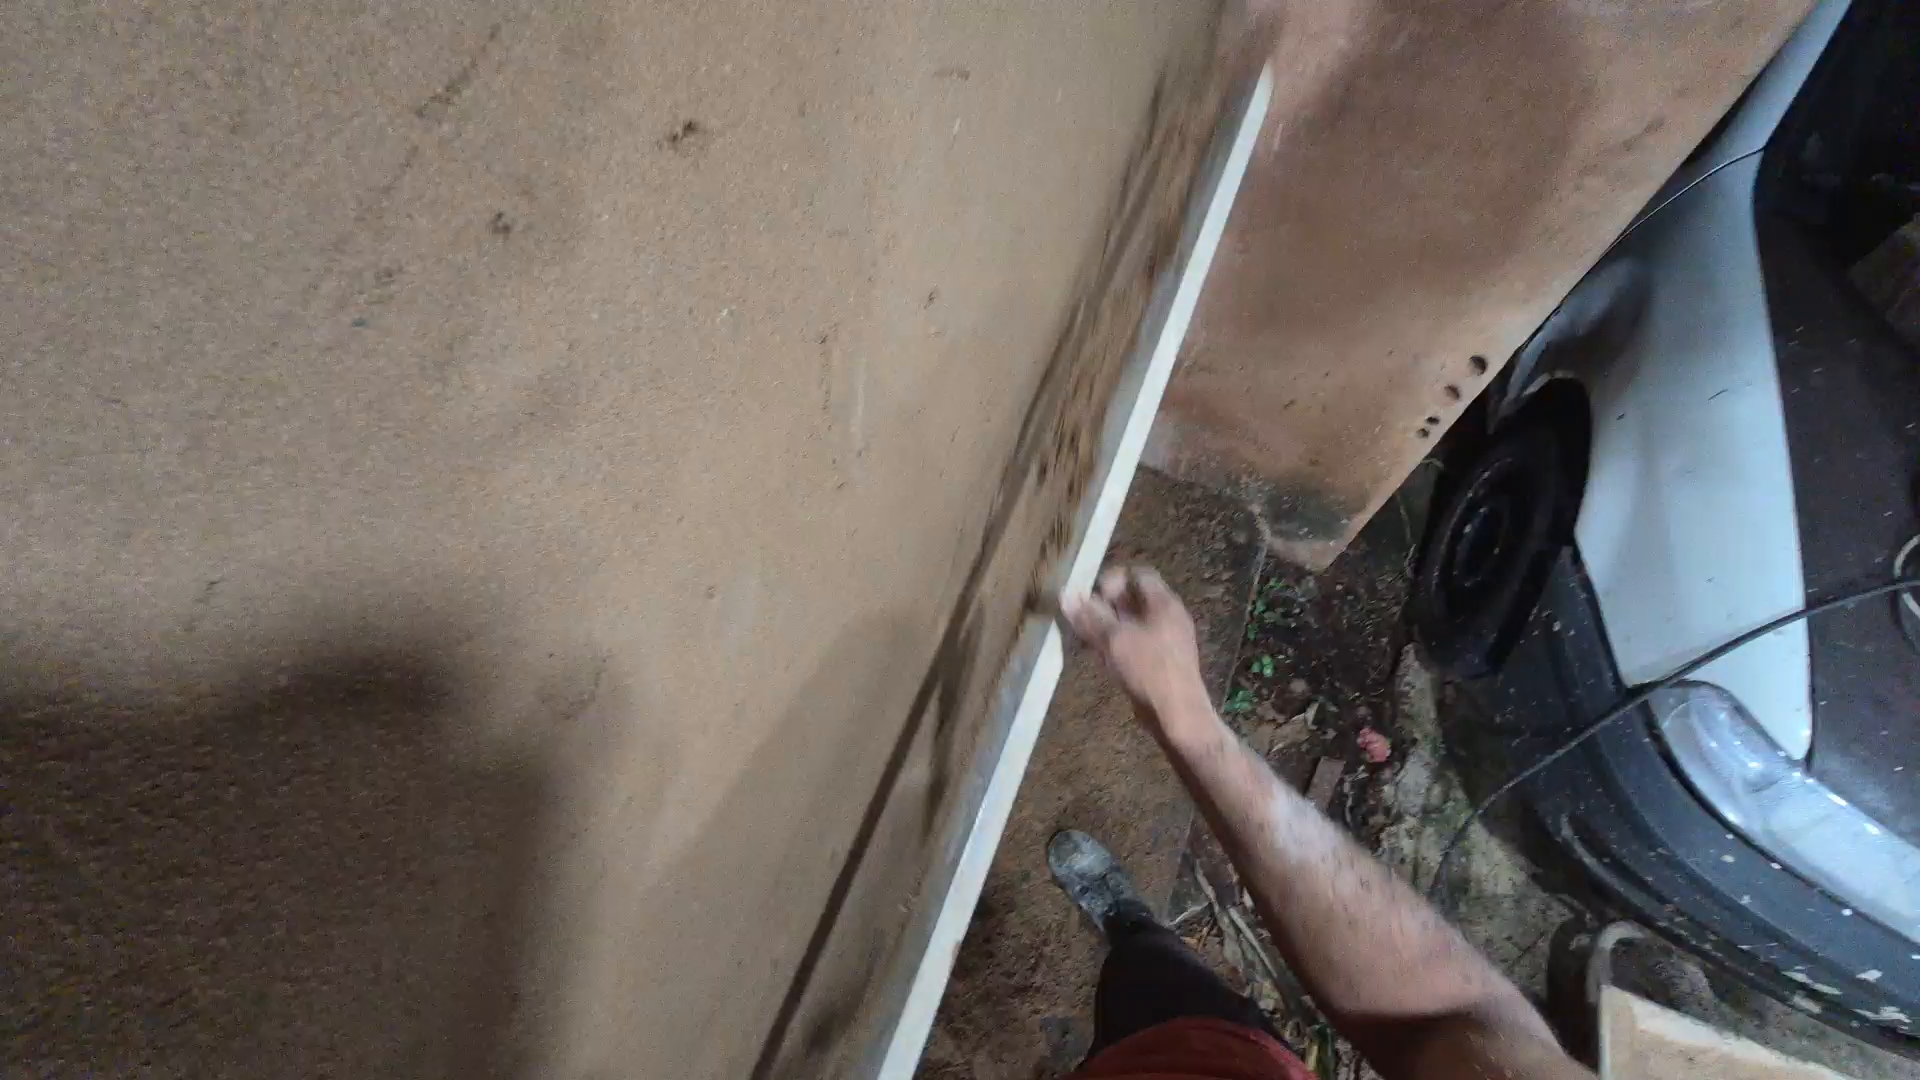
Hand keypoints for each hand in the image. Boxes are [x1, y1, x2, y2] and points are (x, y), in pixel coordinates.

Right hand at [1061, 565, 1208, 721]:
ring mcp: (1166, 640)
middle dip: (1104, 606)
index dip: (1113, 580)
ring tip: (1085, 639)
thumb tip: (1065, 594)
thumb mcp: (1114, 639)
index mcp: (1163, 603)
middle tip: (1083, 619)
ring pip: (1131, 623)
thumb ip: (1089, 616)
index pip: (1137, 575)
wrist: (1177, 715)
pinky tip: (1099, 657)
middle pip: (1133, 598)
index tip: (1093, 599)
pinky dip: (1116, 644)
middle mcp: (1168, 617)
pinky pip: (1135, 642)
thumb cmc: (1148, 669)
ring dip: (1106, 627)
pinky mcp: (1160, 661)